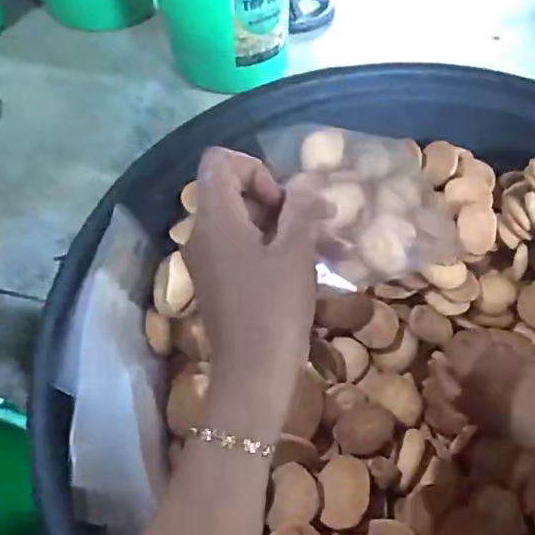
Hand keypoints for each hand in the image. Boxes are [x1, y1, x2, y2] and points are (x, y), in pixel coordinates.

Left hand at [185, 148, 324, 419]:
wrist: (253, 372)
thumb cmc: (275, 308)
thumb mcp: (296, 253)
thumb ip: (301, 210)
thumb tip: (305, 189)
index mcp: (214, 218)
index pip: (221, 162)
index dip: (258, 170)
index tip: (285, 204)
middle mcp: (203, 233)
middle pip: (235, 192)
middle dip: (280, 202)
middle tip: (317, 225)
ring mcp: (209, 260)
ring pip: (246, 224)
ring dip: (287, 228)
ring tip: (331, 249)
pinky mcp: (220, 282)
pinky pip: (245, 250)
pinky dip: (275, 250)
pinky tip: (313, 267)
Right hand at [433, 330, 534, 439]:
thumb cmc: (495, 414)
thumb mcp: (461, 403)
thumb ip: (445, 380)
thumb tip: (437, 360)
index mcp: (466, 357)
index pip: (451, 343)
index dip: (450, 352)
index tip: (451, 364)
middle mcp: (486, 345)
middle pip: (471, 336)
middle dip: (467, 346)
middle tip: (468, 363)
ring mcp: (509, 346)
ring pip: (491, 339)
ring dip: (486, 348)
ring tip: (489, 365)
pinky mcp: (527, 351)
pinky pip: (510, 346)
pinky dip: (505, 353)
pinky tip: (509, 369)